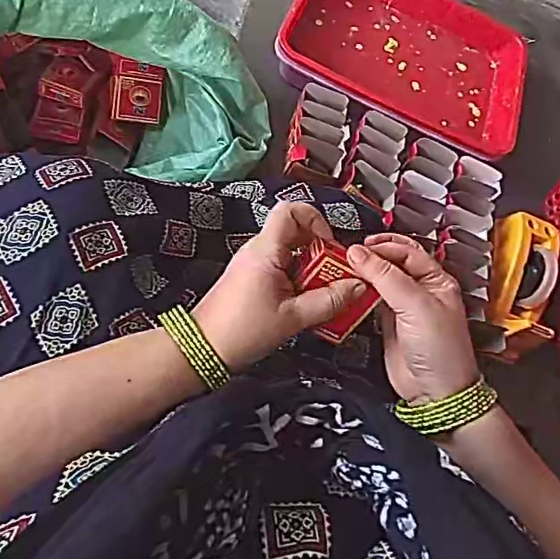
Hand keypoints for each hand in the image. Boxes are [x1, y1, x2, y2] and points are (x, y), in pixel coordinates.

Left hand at [193, 201, 368, 370]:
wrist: (201, 349)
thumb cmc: (239, 331)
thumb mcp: (293, 318)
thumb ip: (330, 301)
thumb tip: (358, 287)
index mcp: (266, 250)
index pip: (291, 209)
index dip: (317, 220)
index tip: (330, 247)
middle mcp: (258, 249)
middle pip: (297, 230)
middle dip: (321, 251)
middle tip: (334, 275)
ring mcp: (254, 262)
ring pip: (293, 250)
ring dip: (312, 268)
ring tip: (322, 293)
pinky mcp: (253, 276)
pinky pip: (284, 266)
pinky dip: (300, 278)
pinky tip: (305, 302)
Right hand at [344, 234, 479, 403]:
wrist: (436, 393)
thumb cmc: (443, 353)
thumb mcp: (416, 305)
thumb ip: (386, 276)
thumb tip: (360, 253)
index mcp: (436, 280)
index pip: (407, 251)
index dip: (384, 246)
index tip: (361, 247)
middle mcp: (421, 290)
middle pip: (393, 262)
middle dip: (372, 255)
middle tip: (350, 255)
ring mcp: (404, 306)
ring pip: (380, 279)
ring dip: (364, 273)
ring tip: (347, 269)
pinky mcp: (390, 322)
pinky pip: (372, 299)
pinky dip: (360, 292)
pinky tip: (351, 289)